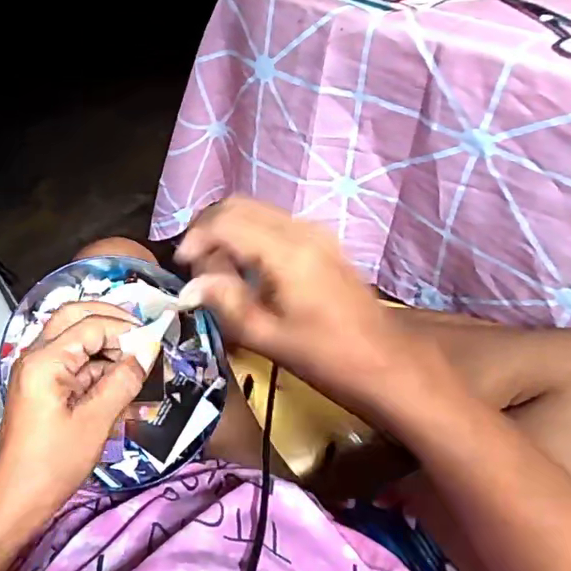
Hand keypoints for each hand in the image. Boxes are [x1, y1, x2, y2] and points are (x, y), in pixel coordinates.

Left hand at [0, 302, 148, 532]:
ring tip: (142, 370)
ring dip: (108, 351)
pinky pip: (73, 368)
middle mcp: (36, 357)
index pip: (89, 325)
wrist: (15, 499)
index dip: (125, 330)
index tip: (156, 345)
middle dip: (112, 324)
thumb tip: (146, 354)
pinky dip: (99, 373)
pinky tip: (125, 390)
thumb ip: (121, 382)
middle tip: (145, 339)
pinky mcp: (43, 390)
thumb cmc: (51, 464)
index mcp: (44, 360)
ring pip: (75, 343)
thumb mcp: (94, 423)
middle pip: (75, 320)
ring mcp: (38, 373)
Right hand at [174, 198, 424, 412]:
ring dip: (223, 229)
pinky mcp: (319, 241)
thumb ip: (224, 302)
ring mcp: (314, 233)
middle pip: (237, 205)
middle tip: (192, 262)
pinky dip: (243, 233)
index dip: (195, 238)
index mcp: (287, 254)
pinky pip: (269, 220)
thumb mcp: (266, 337)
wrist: (389, 365)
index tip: (181, 266)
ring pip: (252, 209)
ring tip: (212, 266)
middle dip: (205, 228)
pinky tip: (240, 266)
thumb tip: (189, 286)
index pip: (225, 222)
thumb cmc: (326, 357)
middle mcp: (301, 231)